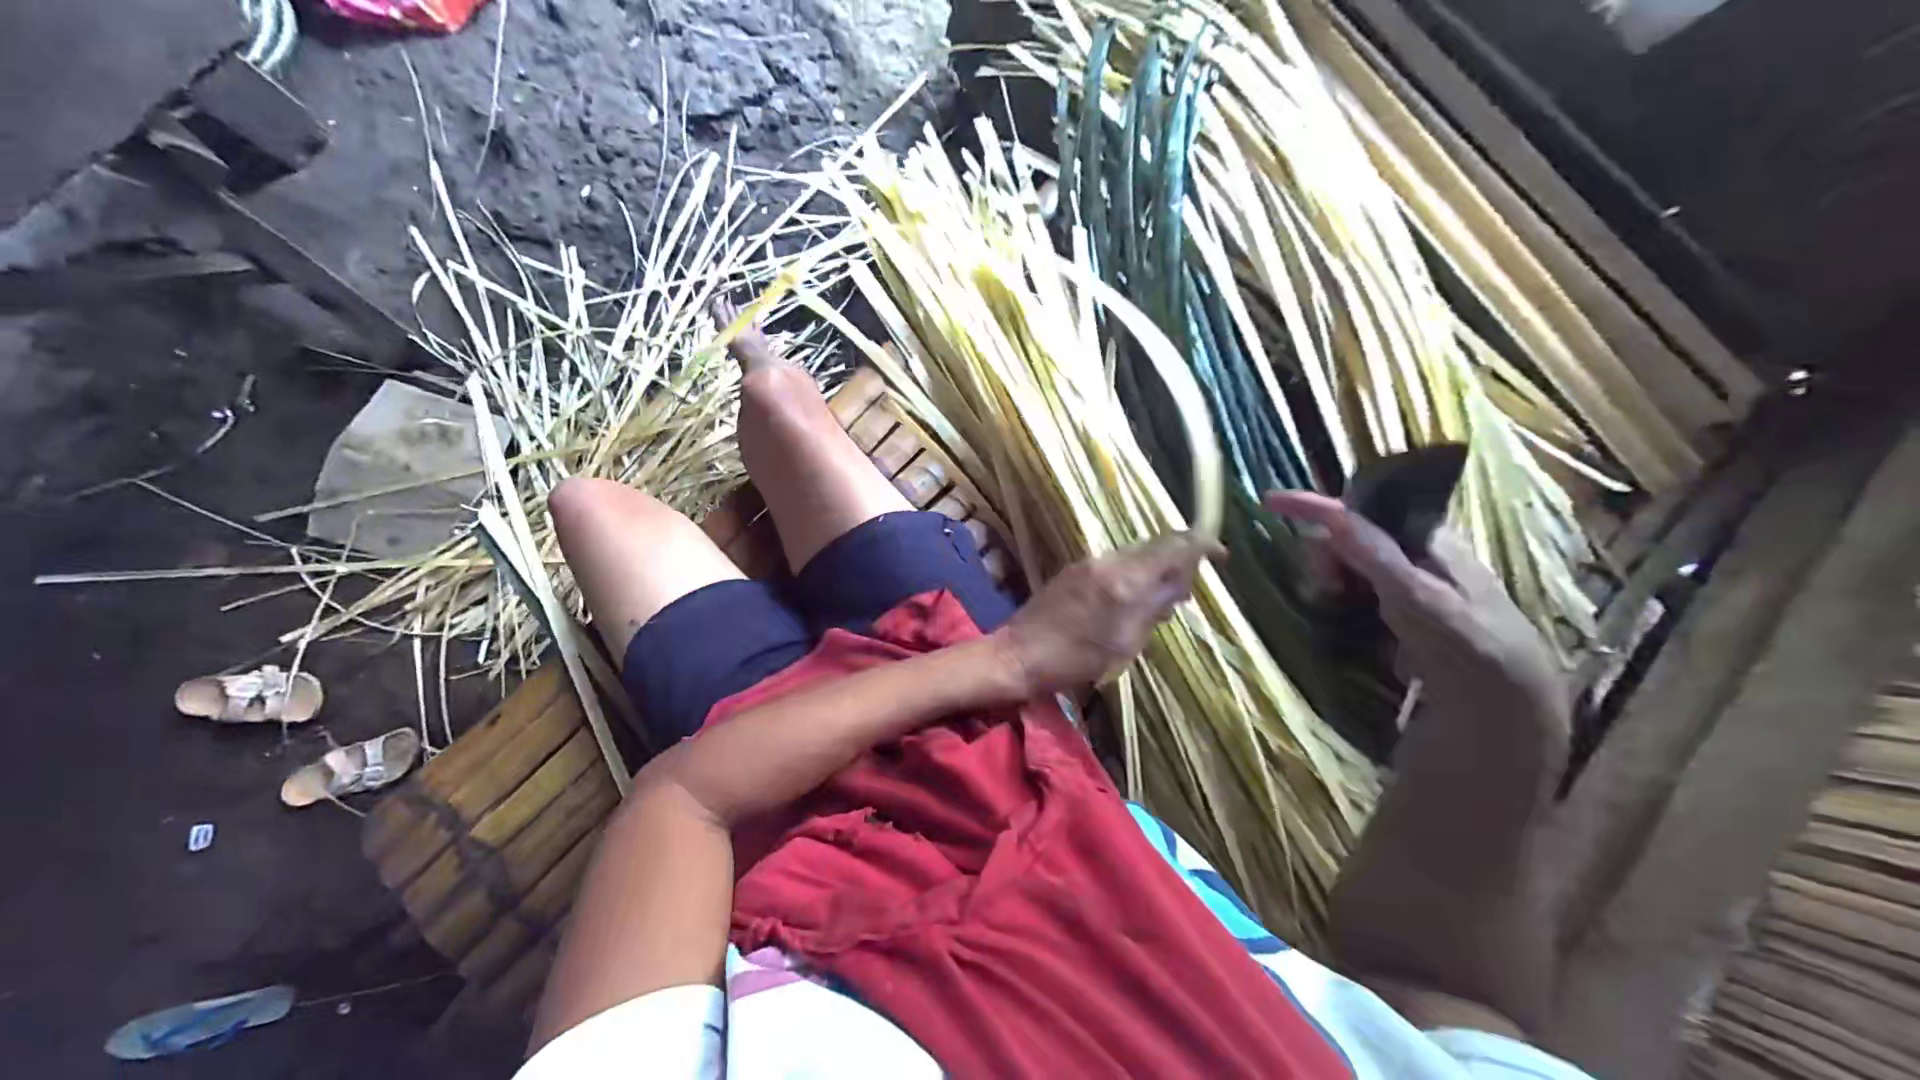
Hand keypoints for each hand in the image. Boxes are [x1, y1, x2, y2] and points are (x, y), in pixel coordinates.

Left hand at [988, 532, 1221, 698]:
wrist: (1017, 656)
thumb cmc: (1073, 659)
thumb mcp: (1125, 643)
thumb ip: (1154, 608)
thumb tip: (1180, 582)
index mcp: (1125, 579)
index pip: (1173, 546)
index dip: (1201, 545)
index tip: (1219, 556)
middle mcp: (1108, 561)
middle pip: (1155, 547)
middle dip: (1178, 561)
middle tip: (1186, 592)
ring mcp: (1087, 563)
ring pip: (1135, 556)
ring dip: (1154, 570)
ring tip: (1161, 602)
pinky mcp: (1073, 571)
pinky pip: (1115, 564)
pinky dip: (1133, 575)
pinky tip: (1132, 601)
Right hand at [1264, 491, 1566, 729]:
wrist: (1506, 708)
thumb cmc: (1468, 647)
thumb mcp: (1419, 599)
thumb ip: (1374, 555)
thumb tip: (1328, 516)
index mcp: (1428, 538)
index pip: (1363, 509)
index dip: (1316, 504)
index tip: (1270, 501)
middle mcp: (1417, 553)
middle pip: (1350, 535)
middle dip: (1325, 552)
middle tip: (1323, 584)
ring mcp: (1408, 583)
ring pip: (1349, 562)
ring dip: (1330, 577)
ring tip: (1332, 603)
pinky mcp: (1402, 612)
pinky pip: (1356, 588)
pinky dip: (1340, 595)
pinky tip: (1343, 615)